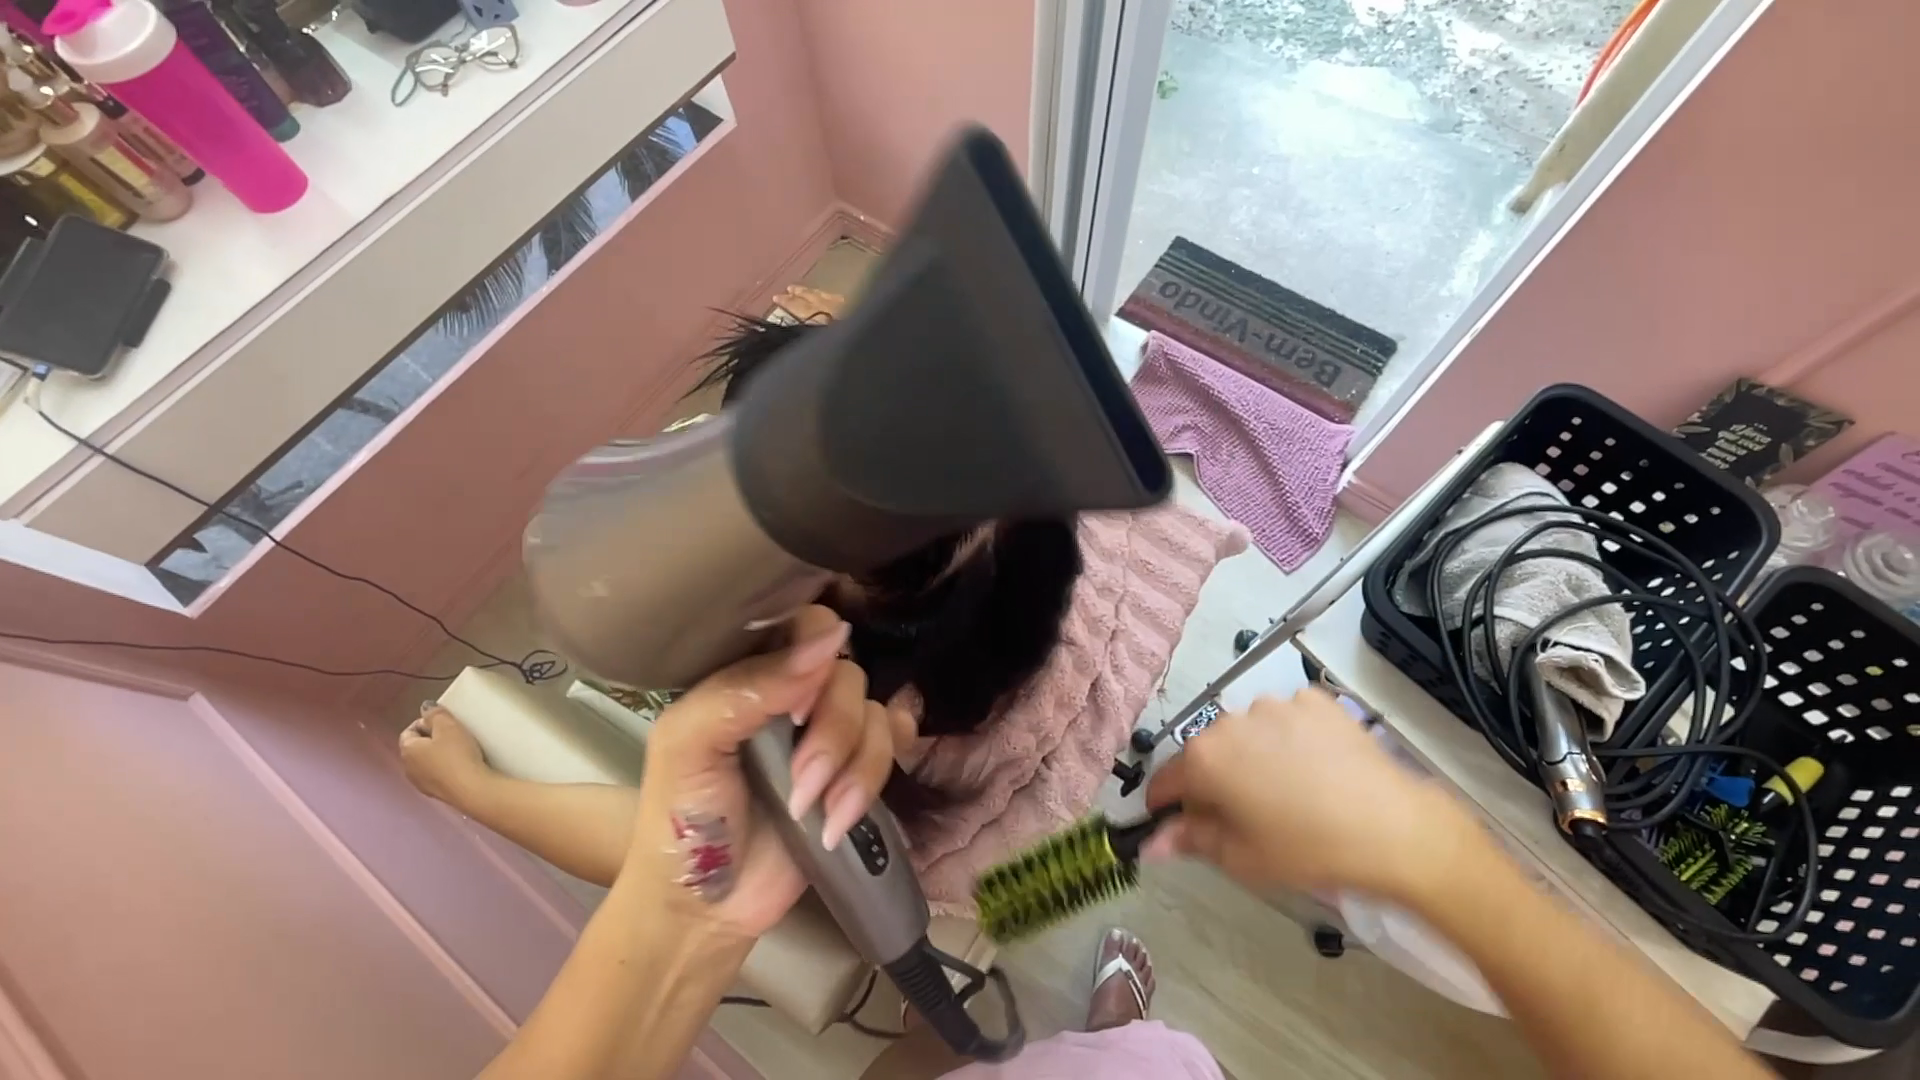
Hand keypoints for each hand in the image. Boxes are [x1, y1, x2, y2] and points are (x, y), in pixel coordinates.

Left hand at [400, 701, 487, 803]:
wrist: (470, 788)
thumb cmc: (457, 754)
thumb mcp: (449, 727)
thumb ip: (436, 714)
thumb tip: (425, 707)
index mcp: (407, 750)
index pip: (409, 731)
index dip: (426, 722)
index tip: (445, 720)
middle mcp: (407, 768)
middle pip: (417, 747)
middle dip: (431, 739)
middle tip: (454, 733)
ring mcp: (420, 783)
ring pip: (426, 763)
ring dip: (437, 755)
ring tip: (460, 751)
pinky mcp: (435, 794)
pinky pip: (437, 775)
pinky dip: (445, 769)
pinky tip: (460, 767)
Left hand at [625, 606, 914, 939]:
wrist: (705, 907)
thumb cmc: (681, 817)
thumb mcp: (689, 742)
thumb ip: (749, 685)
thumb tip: (832, 640)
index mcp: (747, 672)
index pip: (803, 622)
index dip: (815, 654)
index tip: (796, 709)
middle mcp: (793, 694)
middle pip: (848, 675)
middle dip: (833, 735)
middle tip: (800, 783)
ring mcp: (827, 733)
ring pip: (875, 715)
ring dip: (854, 771)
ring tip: (819, 816)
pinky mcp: (854, 771)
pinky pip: (894, 744)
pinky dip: (877, 774)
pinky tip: (848, 805)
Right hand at [1143, 689, 1483, 903]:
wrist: (1394, 828)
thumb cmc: (1307, 849)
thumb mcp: (1242, 857)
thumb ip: (1190, 840)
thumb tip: (1150, 843)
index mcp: (1205, 758)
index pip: (1167, 779)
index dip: (1165, 804)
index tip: (1174, 821)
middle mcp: (1231, 720)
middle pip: (1209, 752)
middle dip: (1215, 780)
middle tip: (1243, 815)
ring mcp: (1276, 704)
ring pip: (1248, 733)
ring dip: (1253, 755)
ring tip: (1287, 790)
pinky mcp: (1315, 701)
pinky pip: (1288, 719)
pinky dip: (1291, 739)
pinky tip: (1314, 768)